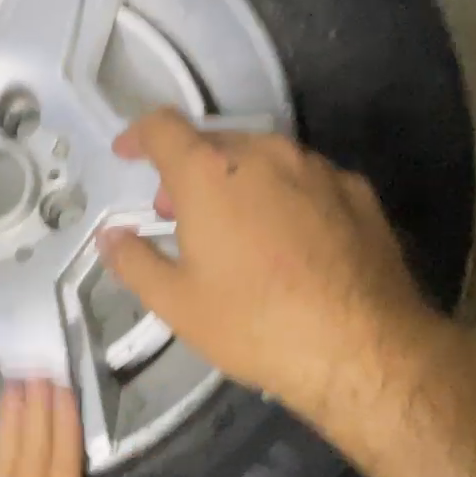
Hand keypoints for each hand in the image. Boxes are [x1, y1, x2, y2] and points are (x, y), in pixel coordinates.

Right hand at [97, 109, 447, 423]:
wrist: (363, 348)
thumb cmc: (255, 324)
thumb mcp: (177, 304)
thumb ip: (134, 262)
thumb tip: (111, 237)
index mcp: (210, 174)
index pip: (162, 128)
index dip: (138, 135)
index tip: (128, 153)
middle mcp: (265, 154)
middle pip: (214, 142)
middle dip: (187, 171)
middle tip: (178, 214)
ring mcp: (317, 168)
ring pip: (263, 159)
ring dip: (237, 182)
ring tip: (235, 230)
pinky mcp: (357, 191)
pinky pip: (306, 181)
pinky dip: (284, 198)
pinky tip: (291, 243)